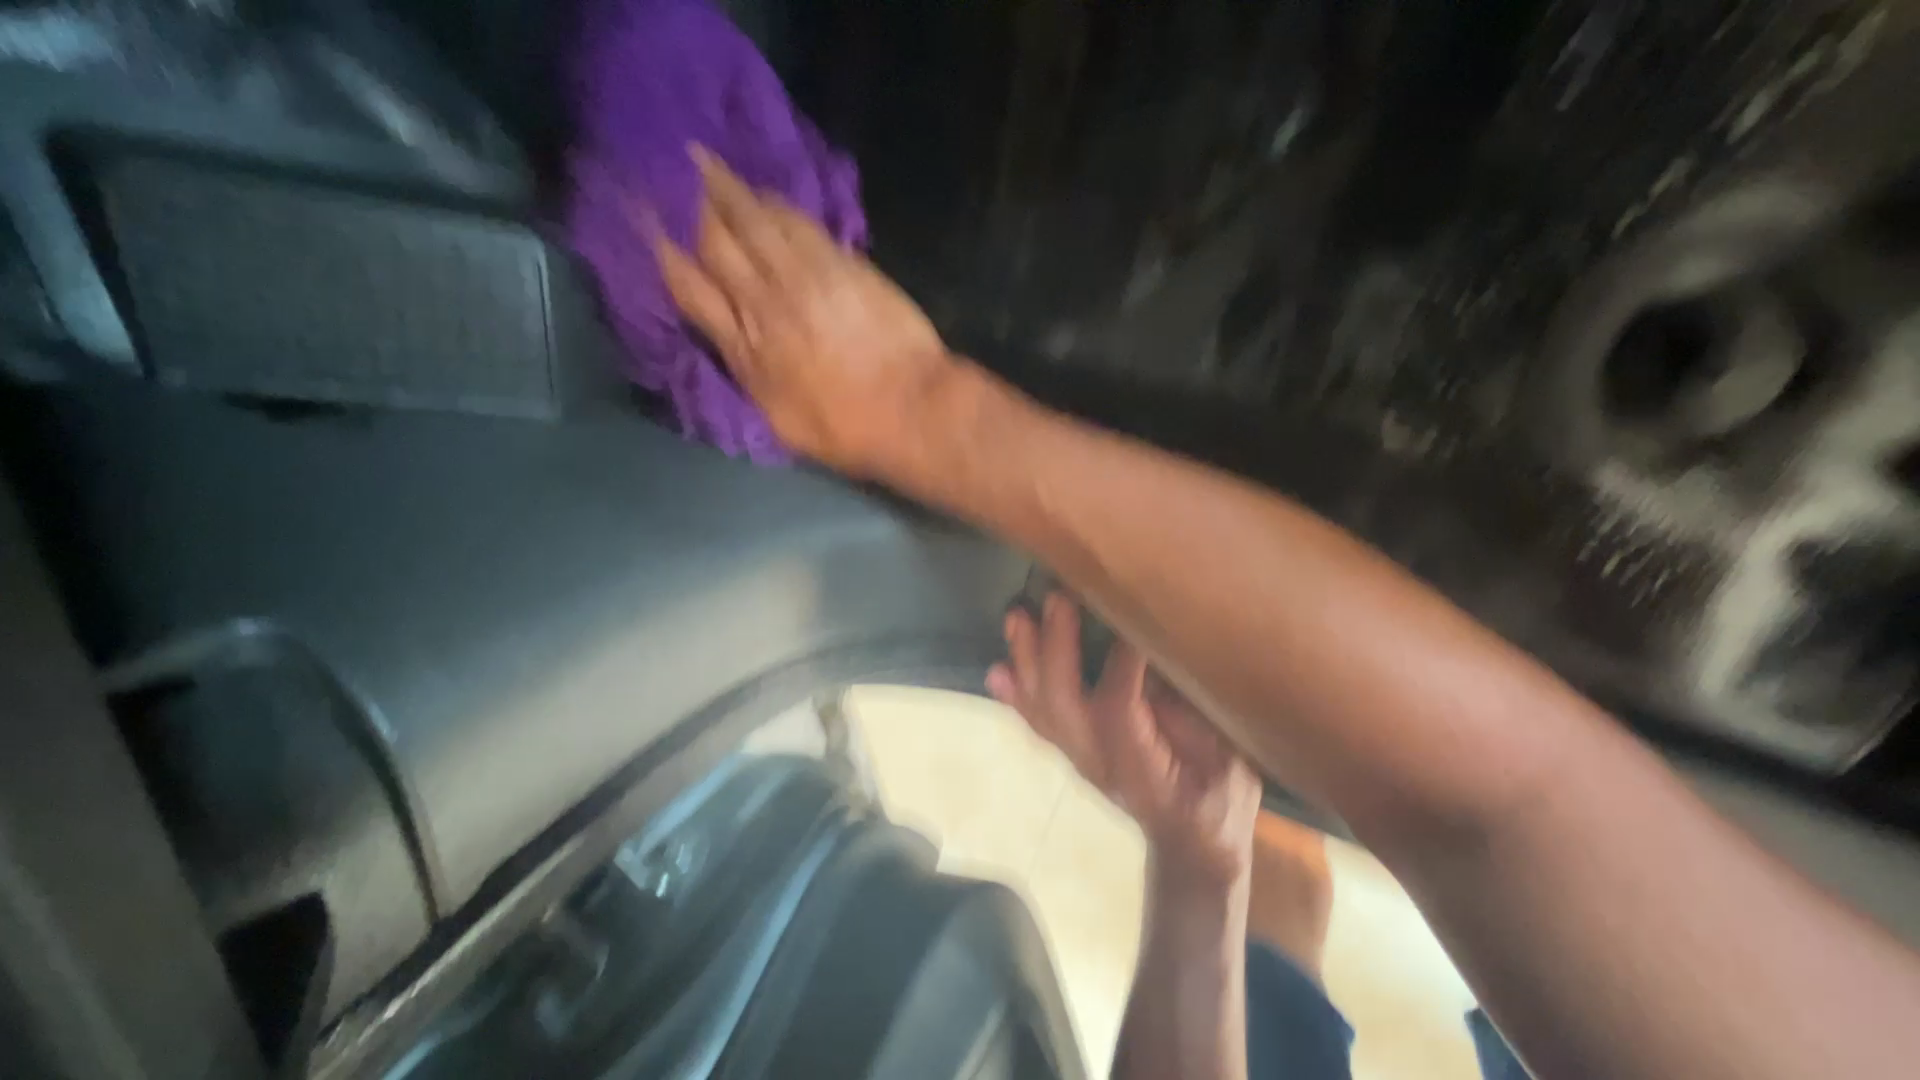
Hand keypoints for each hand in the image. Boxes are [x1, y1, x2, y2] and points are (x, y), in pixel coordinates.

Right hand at [651, 146, 958, 475]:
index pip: (689, 287)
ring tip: (705, 163)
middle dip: (686, 202)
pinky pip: (799, 222)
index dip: (662, 251)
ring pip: (756, 220)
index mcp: (744, 346)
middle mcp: (766, 301)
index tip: (643, 221)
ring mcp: (806, 276)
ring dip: (727, 189)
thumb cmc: (847, 429)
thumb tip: (725, 343)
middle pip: (716, 241)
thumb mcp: (779, 418)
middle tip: (667, 168)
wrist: (913, 408)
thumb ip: (747, 374)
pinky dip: (775, 204)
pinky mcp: (843, 264)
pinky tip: (765, 193)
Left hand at [988, 594, 1262, 883]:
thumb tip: (1170, 655)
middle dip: (1058, 646)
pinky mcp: (1072, 754)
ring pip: (1042, 708)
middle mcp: (1098, 760)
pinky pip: (1037, 723)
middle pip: (1063, 702)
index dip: (1122, 661)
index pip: (1120, 705)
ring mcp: (1079, 758)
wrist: (1191, 841)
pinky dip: (1016, 696)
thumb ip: (1197, 714)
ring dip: (1027, 660)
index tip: (1127, 614)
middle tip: (1059, 598)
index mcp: (1140, 763)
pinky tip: (997, 672)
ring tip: (1017, 617)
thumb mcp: (1226, 755)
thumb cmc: (1217, 793)